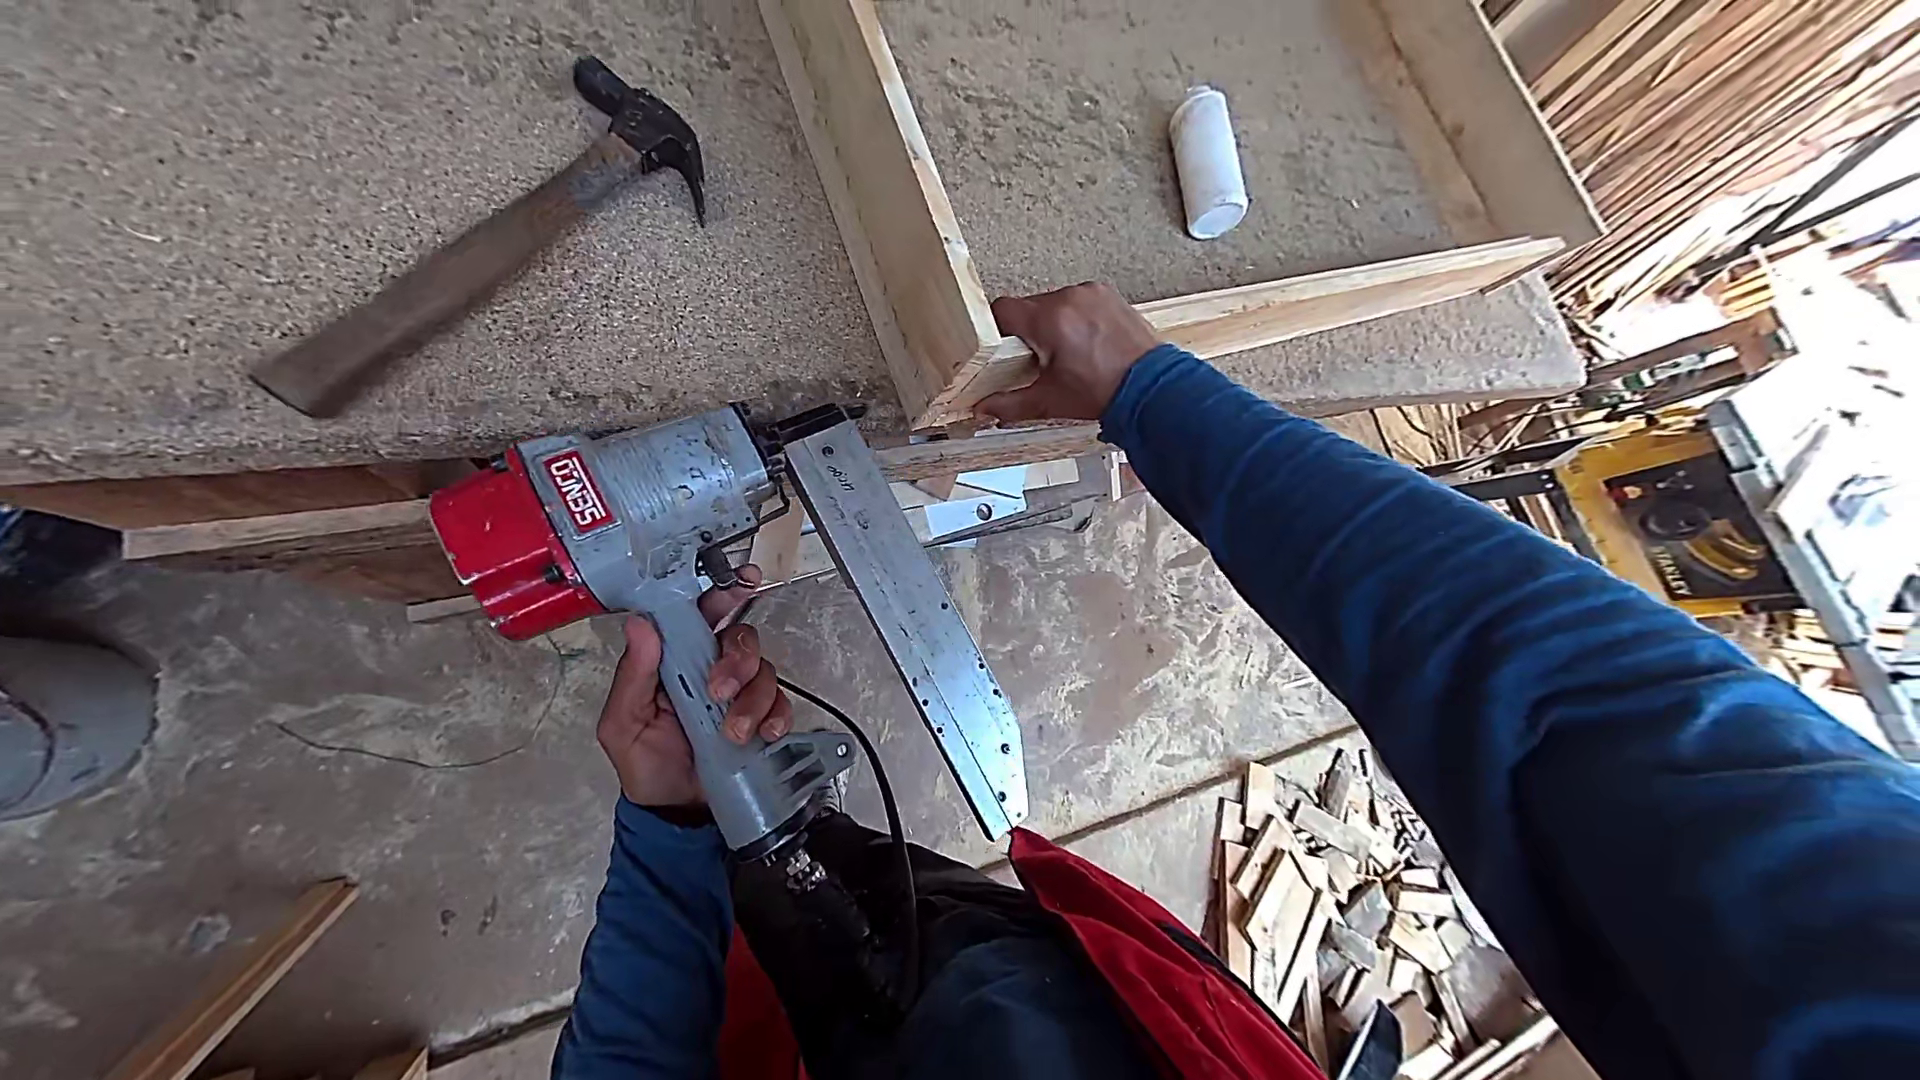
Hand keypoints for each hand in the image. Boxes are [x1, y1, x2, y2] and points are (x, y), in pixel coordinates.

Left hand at [595, 565, 793, 807]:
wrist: (677, 813)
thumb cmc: (646, 765)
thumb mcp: (623, 723)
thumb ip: (634, 675)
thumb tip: (640, 624)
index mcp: (678, 660)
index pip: (702, 615)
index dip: (723, 592)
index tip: (743, 582)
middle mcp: (713, 668)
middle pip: (742, 637)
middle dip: (737, 658)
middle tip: (721, 689)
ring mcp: (742, 693)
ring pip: (764, 670)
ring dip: (751, 698)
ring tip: (733, 732)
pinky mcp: (764, 716)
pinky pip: (782, 702)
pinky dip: (776, 715)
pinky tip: (763, 734)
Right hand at [976, 282, 1163, 423]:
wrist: (1151, 390)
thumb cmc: (1106, 392)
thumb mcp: (1049, 401)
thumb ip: (1010, 404)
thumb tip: (985, 408)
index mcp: (1050, 319)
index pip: (1003, 309)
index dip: (995, 329)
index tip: (999, 347)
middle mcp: (1071, 298)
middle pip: (1030, 307)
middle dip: (1027, 333)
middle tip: (1035, 361)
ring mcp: (1093, 294)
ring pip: (1055, 304)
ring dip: (1052, 325)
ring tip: (1063, 355)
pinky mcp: (1110, 297)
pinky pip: (1080, 303)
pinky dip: (1075, 320)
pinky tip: (1083, 345)